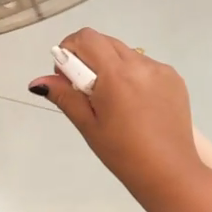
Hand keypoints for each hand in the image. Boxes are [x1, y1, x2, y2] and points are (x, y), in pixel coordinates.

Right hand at [30, 28, 203, 192]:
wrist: (170, 173)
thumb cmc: (123, 153)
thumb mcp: (88, 125)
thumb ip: (64, 96)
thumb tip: (37, 81)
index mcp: (117, 75)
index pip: (86, 38)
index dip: (70, 49)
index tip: (68, 76)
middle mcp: (141, 64)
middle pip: (105, 42)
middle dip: (89, 58)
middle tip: (87, 91)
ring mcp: (162, 70)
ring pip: (126, 53)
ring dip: (111, 66)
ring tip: (115, 102)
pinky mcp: (175, 79)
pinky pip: (145, 66)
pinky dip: (132, 76)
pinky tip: (135, 105)